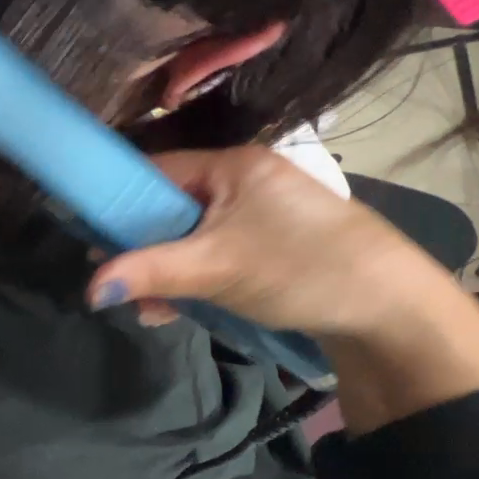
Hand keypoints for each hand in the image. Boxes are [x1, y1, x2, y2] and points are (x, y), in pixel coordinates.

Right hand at [87, 147, 454, 338]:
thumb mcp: (213, 269)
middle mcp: (243, 182)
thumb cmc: (301, 268)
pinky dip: (186, 282)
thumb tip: (89, 289)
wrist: (390, 310)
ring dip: (159, 275)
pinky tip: (175, 310)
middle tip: (119, 284)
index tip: (90, 238)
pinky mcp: (265, 246)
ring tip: (152, 310)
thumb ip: (146, 273)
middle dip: (137, 252)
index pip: (154, 171)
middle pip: (164, 210)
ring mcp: (256, 216)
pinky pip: (207, 256)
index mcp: (233, 167)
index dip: (116, 202)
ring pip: (184, 239)